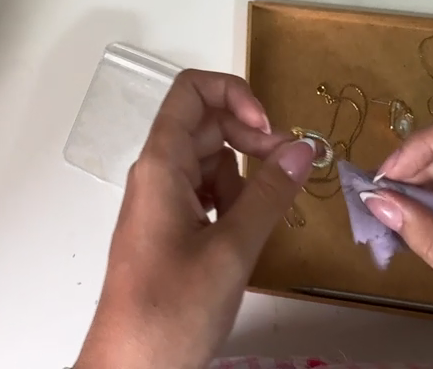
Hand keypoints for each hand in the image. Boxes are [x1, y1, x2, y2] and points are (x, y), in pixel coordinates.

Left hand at [76, 69, 316, 368]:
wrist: (130, 367)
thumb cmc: (173, 307)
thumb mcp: (232, 249)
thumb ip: (269, 194)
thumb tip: (302, 148)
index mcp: (161, 161)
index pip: (191, 91)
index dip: (233, 94)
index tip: (268, 129)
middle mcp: (157, 170)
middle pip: (205, 125)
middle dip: (249, 139)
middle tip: (287, 171)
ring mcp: (160, 198)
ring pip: (207, 160)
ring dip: (240, 178)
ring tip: (255, 223)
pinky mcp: (166, 226)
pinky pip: (202, 192)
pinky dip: (229, 202)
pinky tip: (241, 236)